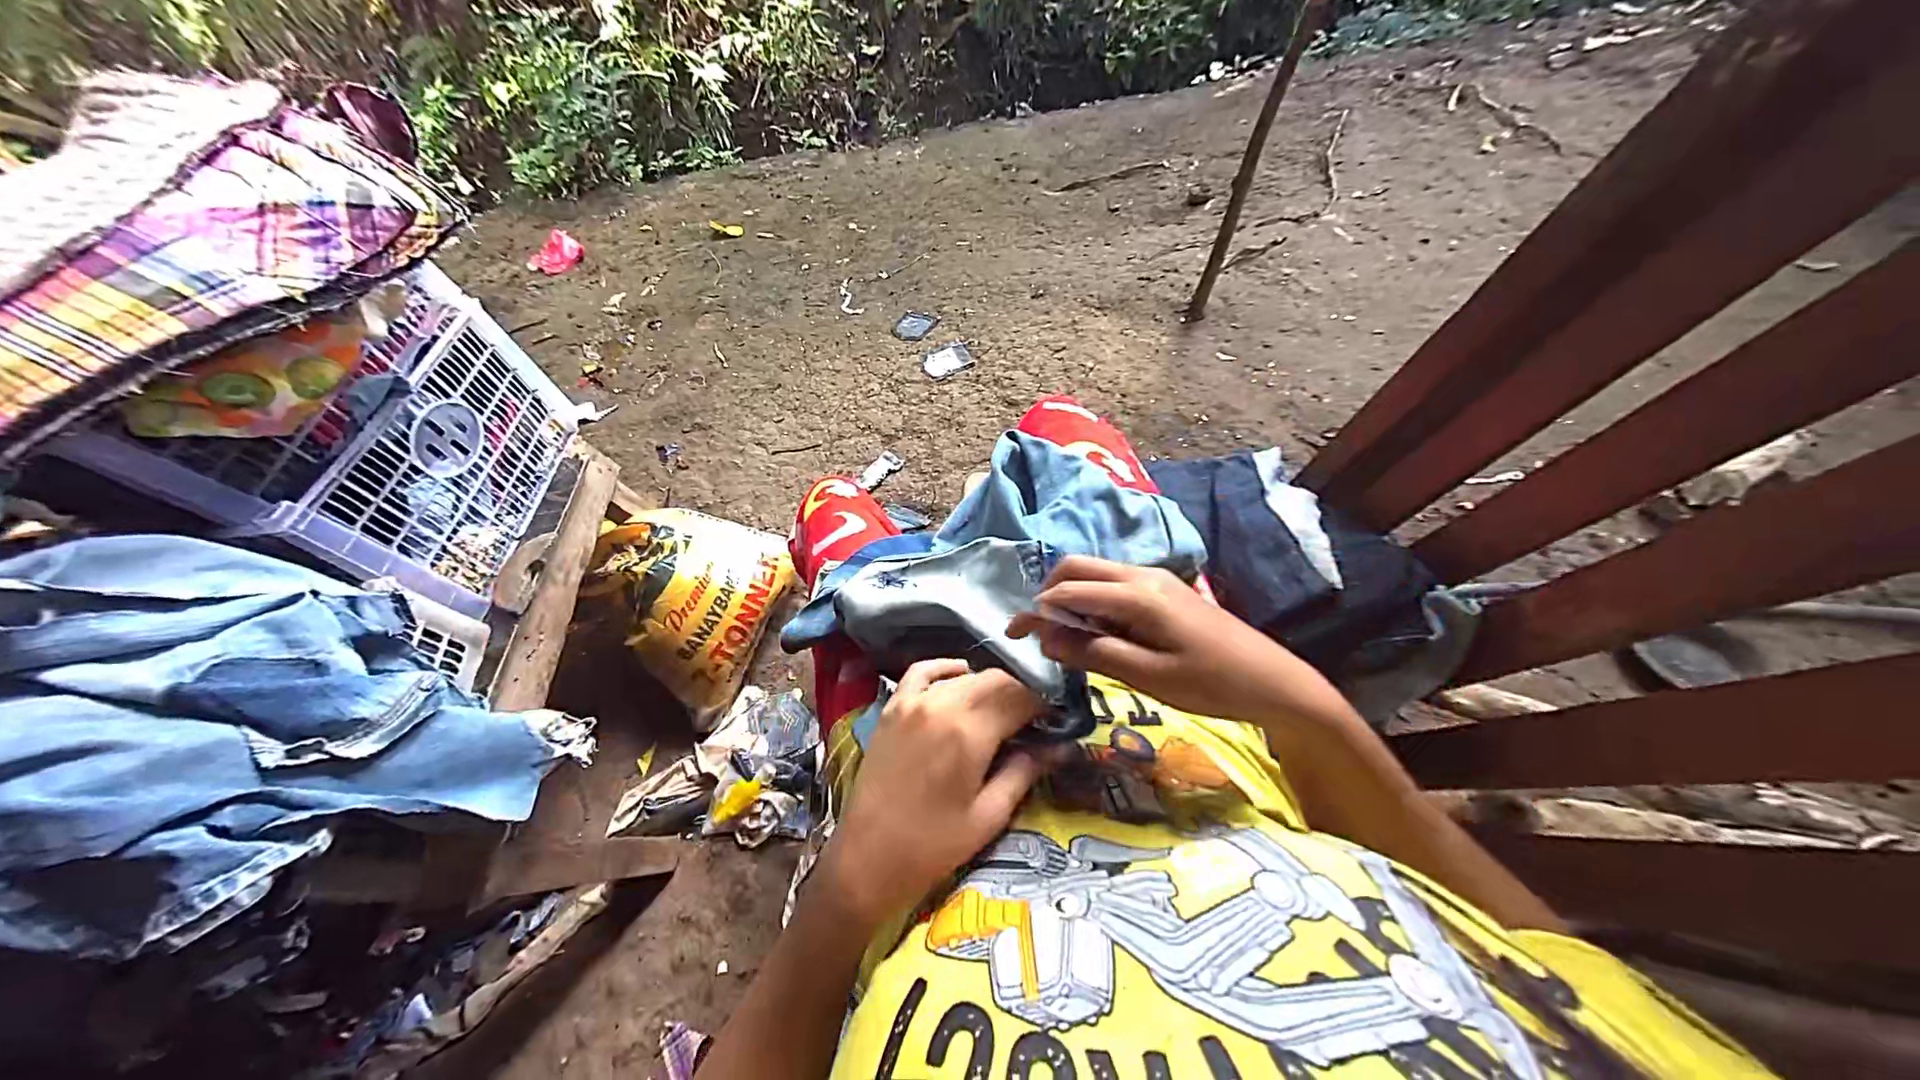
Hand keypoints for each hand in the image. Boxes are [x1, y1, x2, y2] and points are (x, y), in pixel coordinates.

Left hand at [817, 660, 1049, 927]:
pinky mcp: (892, 707)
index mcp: (969, 732)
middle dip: (1022, 693)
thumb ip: (1024, 772)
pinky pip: (923, 671)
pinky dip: (947, 669)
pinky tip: (962, 676)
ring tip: (1004, 708)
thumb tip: (1058, 747)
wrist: (866, 858)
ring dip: (990, 685)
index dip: (1044, 702)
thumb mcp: (989, 816)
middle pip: (995, 679)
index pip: (1020, 695)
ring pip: (964, 675)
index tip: (1057, 717)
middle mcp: (941, 704)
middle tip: (1036, 717)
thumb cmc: (933, 845)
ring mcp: (912, 702)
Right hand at [1007, 555, 1351, 726]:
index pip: (1070, 589)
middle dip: (1049, 593)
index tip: (1015, 635)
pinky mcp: (1163, 591)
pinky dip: (1092, 601)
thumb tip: (1046, 638)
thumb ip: (1094, 653)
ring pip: (1095, 573)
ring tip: (1067, 639)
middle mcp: (1142, 575)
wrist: (1273, 680)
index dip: (1037, 611)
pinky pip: (1113, 584)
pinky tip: (1098, 633)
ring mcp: (1155, 579)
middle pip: (1077, 566)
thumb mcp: (1149, 677)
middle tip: (1041, 634)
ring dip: (1071, 597)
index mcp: (1137, 595)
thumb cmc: (1211, 684)